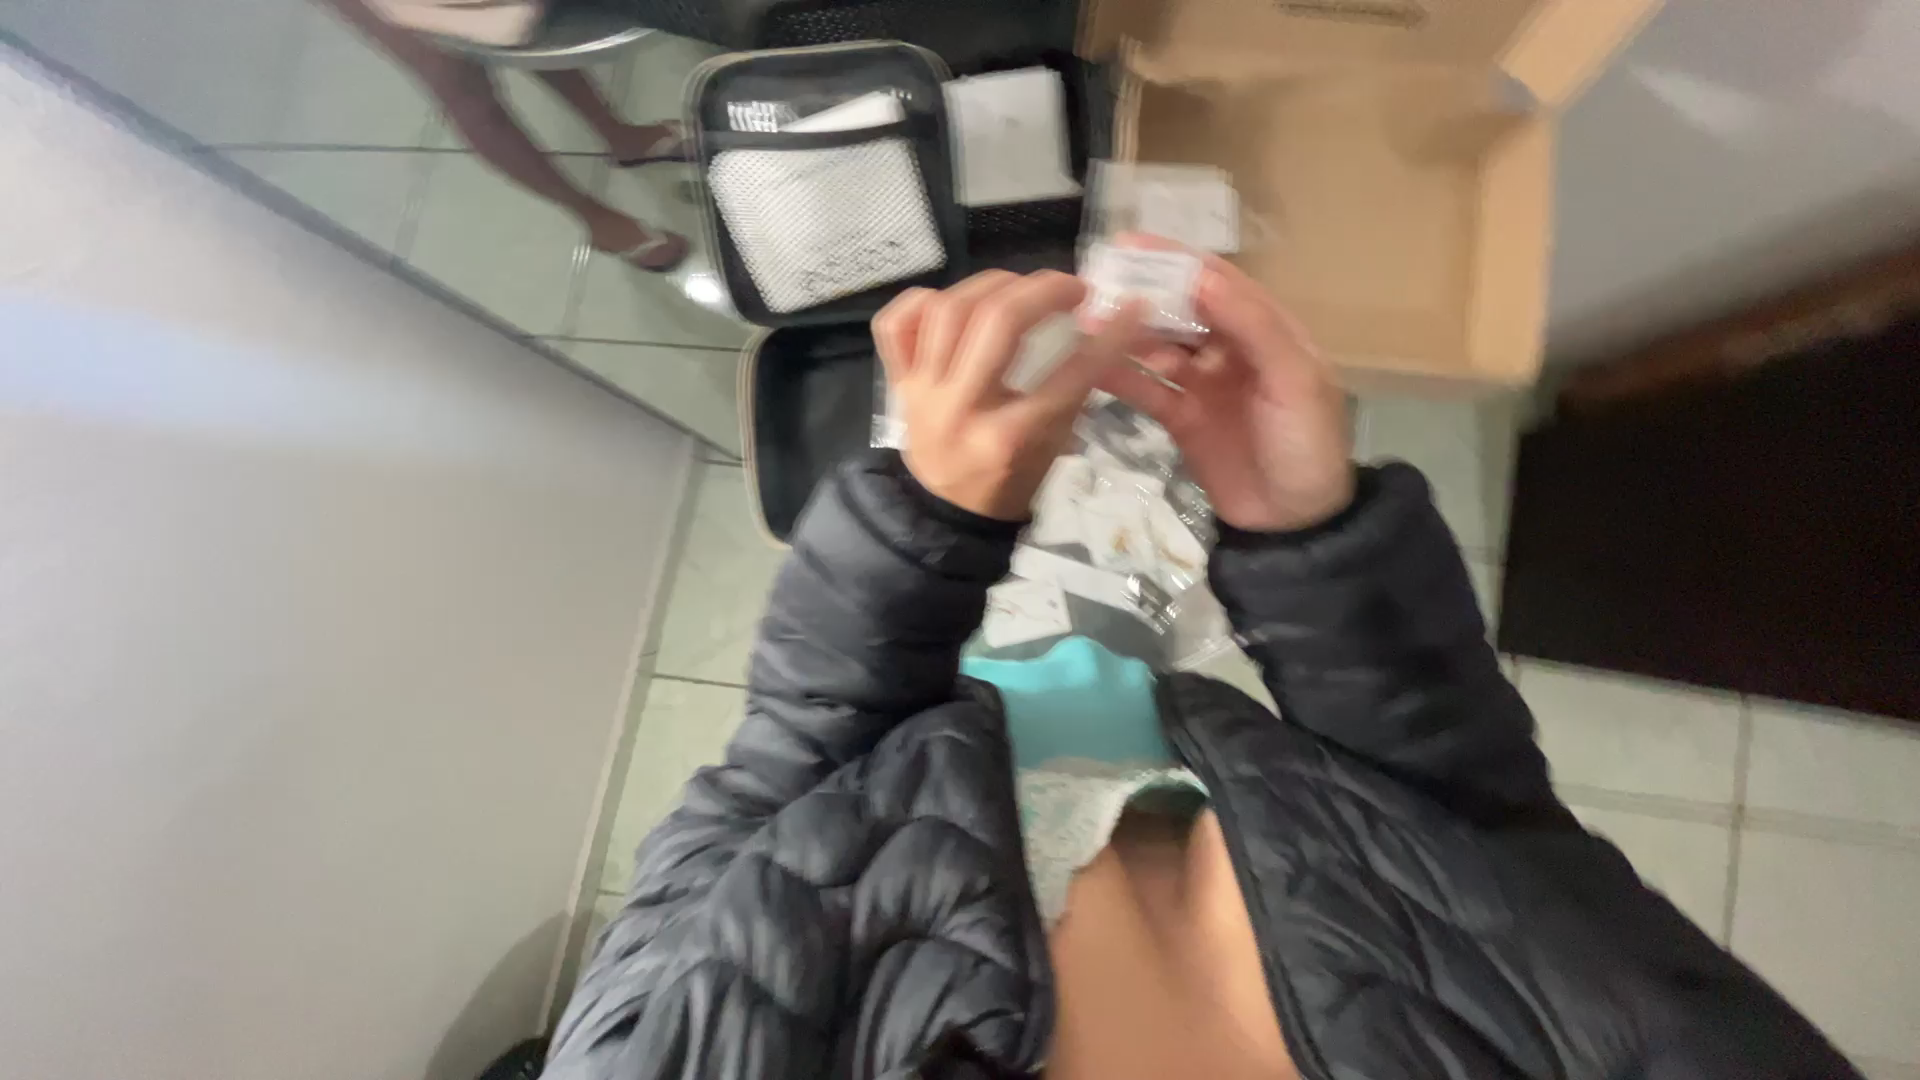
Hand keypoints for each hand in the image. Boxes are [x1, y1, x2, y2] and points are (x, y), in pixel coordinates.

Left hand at [872, 270, 1145, 520]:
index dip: (1108, 337)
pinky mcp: (898, 384)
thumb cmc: (1006, 484)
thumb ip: (1070, 397)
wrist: (943, 514)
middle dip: (1044, 291)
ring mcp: (922, 392)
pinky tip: (953, 299)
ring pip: (948, 310)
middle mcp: (961, 408)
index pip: (1067, 375)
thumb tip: (1094, 334)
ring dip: (992, 284)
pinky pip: (895, 326)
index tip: (1131, 308)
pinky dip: (920, 300)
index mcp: (1007, 437)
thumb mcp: (1051, 451)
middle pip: (998, 322)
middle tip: (1072, 288)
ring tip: (1020, 287)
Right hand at [1092, 244, 1353, 531]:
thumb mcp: (1295, 379)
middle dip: (1142, 296)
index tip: (1130, 245)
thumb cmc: (1306, 443)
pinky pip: (1147, 390)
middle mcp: (1231, 349)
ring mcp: (1203, 384)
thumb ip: (1253, 325)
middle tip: (1094, 284)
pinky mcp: (1181, 418)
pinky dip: (1121, 379)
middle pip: (1181, 311)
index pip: (1218, 283)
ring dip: (1126, 335)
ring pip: (1158, 348)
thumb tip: (1201, 277)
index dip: (1177, 262)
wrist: (1293, 521)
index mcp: (1267, 330)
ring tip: (1086, 324)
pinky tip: (1091, 367)